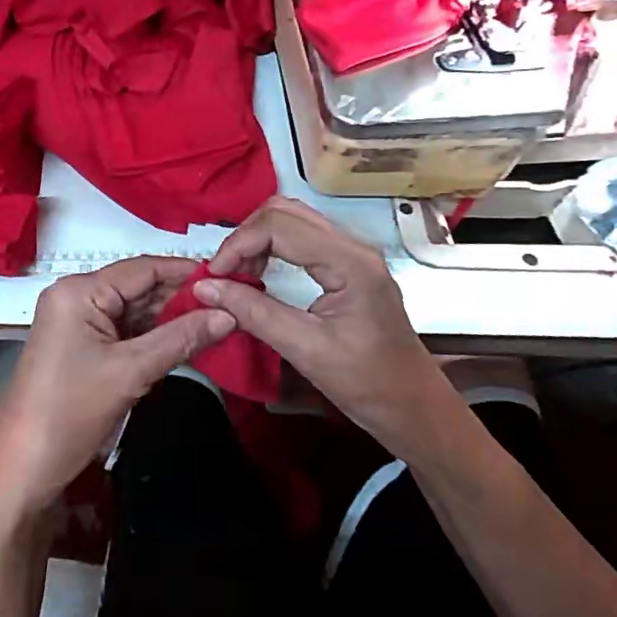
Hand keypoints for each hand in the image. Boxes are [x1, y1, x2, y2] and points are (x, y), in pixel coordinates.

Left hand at [0, 256, 235, 515]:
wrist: (24, 470)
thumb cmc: (71, 413)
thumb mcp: (131, 371)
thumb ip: (182, 338)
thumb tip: (229, 314)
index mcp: (80, 291)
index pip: (143, 269)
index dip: (186, 272)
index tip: (228, 278)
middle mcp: (76, 296)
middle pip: (140, 287)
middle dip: (182, 297)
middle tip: (230, 302)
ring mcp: (78, 321)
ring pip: (135, 310)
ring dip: (172, 317)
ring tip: (218, 319)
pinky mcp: (82, 344)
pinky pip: (125, 330)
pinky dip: (154, 335)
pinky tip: (188, 338)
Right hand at [194, 197, 463, 459]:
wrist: (412, 405)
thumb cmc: (366, 383)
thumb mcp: (305, 350)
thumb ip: (254, 313)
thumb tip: (204, 288)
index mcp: (349, 262)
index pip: (279, 226)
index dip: (238, 244)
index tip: (212, 276)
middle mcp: (353, 245)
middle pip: (285, 212)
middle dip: (246, 237)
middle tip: (223, 274)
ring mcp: (353, 251)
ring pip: (293, 219)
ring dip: (258, 240)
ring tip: (237, 276)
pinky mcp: (349, 263)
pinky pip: (303, 237)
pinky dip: (273, 247)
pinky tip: (259, 275)